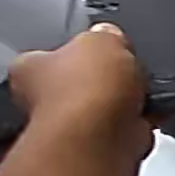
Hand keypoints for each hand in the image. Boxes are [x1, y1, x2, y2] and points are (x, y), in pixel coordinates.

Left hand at [9, 23, 149, 155]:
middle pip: (82, 80)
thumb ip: (105, 33)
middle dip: (107, 75)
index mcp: (29, 67)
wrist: (103, 135)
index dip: (81, 48)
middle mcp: (44, 98)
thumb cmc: (84, 92)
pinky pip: (128, 123)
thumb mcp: (101, 38)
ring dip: (126, 98)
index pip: (52, 52)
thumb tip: (112, 36)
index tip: (103, 46)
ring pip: (107, 103)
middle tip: (123, 69)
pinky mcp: (101, 142)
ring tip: (137, 91)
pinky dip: (141, 116)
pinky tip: (145, 110)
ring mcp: (73, 124)